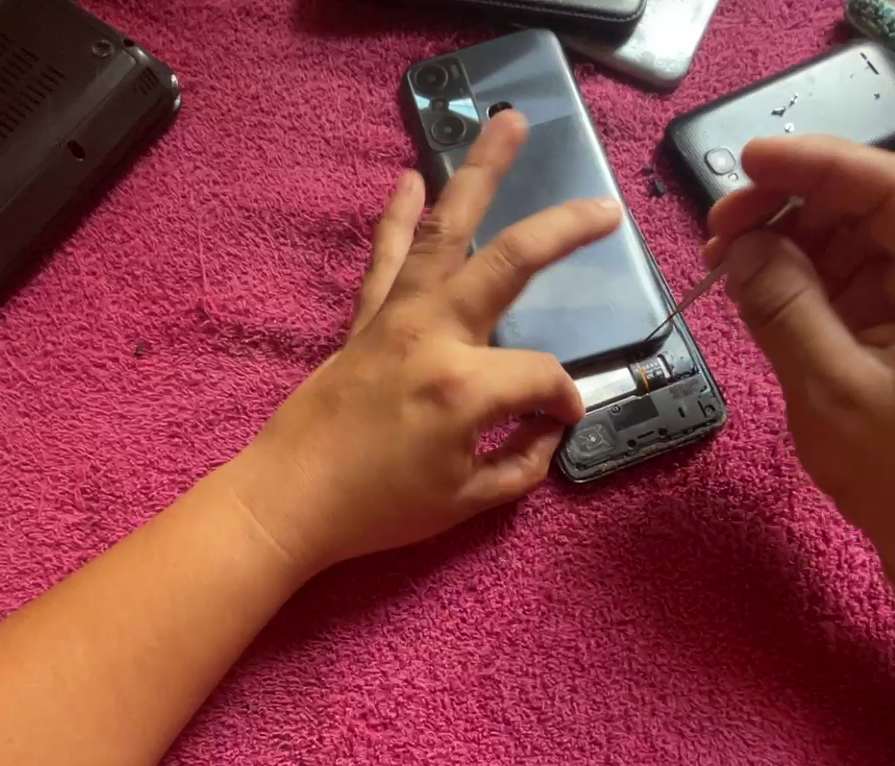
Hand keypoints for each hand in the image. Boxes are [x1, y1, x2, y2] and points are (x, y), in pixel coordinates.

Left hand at [224, 111, 621, 574]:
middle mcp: (434, 334)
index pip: (541, 377)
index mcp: (467, 387)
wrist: (291, 501)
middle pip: (510, 261)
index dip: (562, 400)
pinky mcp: (363, 323)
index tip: (561, 419)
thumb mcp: (468, 502)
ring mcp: (394, 319)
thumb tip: (550, 428)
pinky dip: (397, 217)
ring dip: (476, 176)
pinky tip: (410, 180)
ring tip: (504, 126)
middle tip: (602, 205)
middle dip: (563, 229)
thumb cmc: (380, 510)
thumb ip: (524, 465)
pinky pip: (384, 259)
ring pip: (443, 233)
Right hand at [704, 136, 894, 593]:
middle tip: (716, 226)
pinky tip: (742, 278)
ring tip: (718, 255)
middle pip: (863, 205)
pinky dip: (784, 273)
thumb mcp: (832, 388)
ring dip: (778, 238)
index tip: (749, 161)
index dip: (819, 166)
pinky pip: (829, 275)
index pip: (893, 191)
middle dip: (788, 205)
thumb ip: (785, 310)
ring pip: (840, 236)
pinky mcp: (883, 316)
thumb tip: (737, 247)